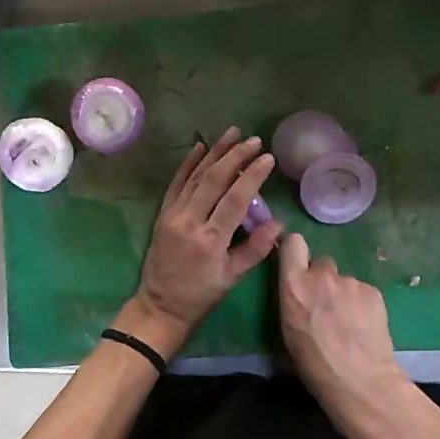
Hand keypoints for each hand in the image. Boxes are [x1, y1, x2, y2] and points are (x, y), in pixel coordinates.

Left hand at [129, 128, 284, 356]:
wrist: (161, 305)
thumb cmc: (202, 294)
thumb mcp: (233, 277)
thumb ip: (255, 249)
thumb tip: (278, 223)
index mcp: (211, 239)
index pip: (235, 199)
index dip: (252, 176)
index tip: (267, 158)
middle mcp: (190, 221)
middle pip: (215, 180)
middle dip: (236, 156)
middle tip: (255, 140)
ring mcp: (173, 214)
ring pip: (196, 176)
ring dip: (215, 152)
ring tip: (232, 133)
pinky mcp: (163, 213)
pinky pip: (177, 182)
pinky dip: (188, 163)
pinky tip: (201, 146)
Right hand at [278, 233, 411, 438]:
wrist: (359, 380)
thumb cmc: (313, 364)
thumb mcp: (287, 333)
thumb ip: (292, 304)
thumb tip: (297, 301)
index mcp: (293, 285)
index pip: (293, 243)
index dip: (296, 251)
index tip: (297, 263)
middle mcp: (321, 276)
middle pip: (321, 263)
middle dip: (322, 279)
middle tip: (327, 305)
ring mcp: (350, 282)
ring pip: (344, 281)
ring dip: (344, 295)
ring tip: (349, 323)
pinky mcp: (373, 292)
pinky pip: (363, 292)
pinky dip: (363, 304)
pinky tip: (364, 326)